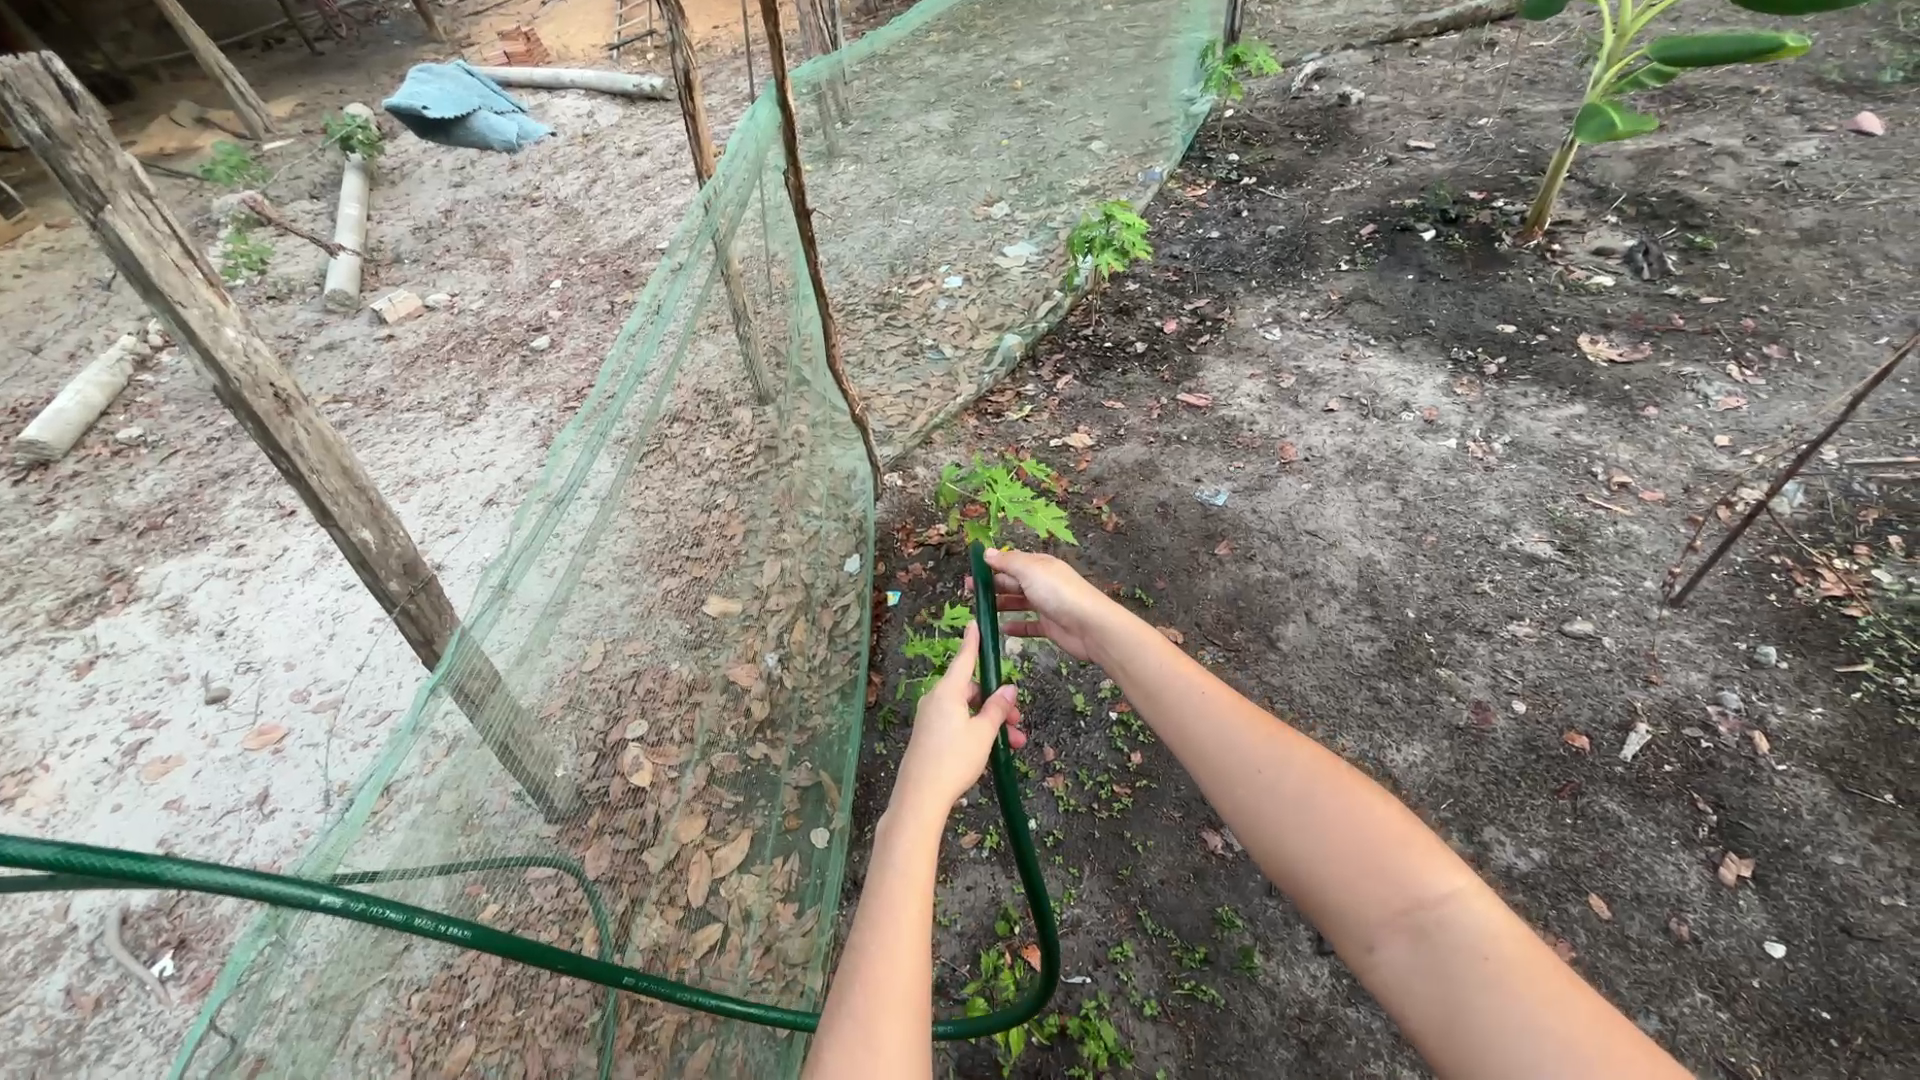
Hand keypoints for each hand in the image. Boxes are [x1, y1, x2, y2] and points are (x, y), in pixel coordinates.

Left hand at [892, 621, 1025, 819]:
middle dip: (997, 703)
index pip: (964, 659)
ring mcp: (930, 718)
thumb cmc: (954, 759)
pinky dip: (976, 730)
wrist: (921, 796)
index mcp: (948, 692)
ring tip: (1014, 744)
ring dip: (991, 722)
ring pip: (967, 710)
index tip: (975, 623)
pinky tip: (993, 750)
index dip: (972, 642)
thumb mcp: (983, 733)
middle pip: (971, 690)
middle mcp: (936, 699)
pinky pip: (957, 723)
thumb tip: (1008, 687)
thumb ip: (997, 708)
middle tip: (1018, 722)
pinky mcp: (928, 736)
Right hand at [983, 548, 1123, 662]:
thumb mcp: (1030, 570)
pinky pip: (1028, 625)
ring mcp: (1046, 605)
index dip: (992, 566)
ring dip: (1000, 604)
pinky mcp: (1049, 626)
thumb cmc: (1058, 592)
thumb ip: (1008, 561)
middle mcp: (1042, 583)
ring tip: (981, 610)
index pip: (1012, 562)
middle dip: (992, 585)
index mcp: (1039, 566)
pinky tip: (1002, 629)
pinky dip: (1015, 627)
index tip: (973, 571)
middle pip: (1013, 582)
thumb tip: (987, 552)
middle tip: (969, 591)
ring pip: (1018, 603)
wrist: (1090, 625)